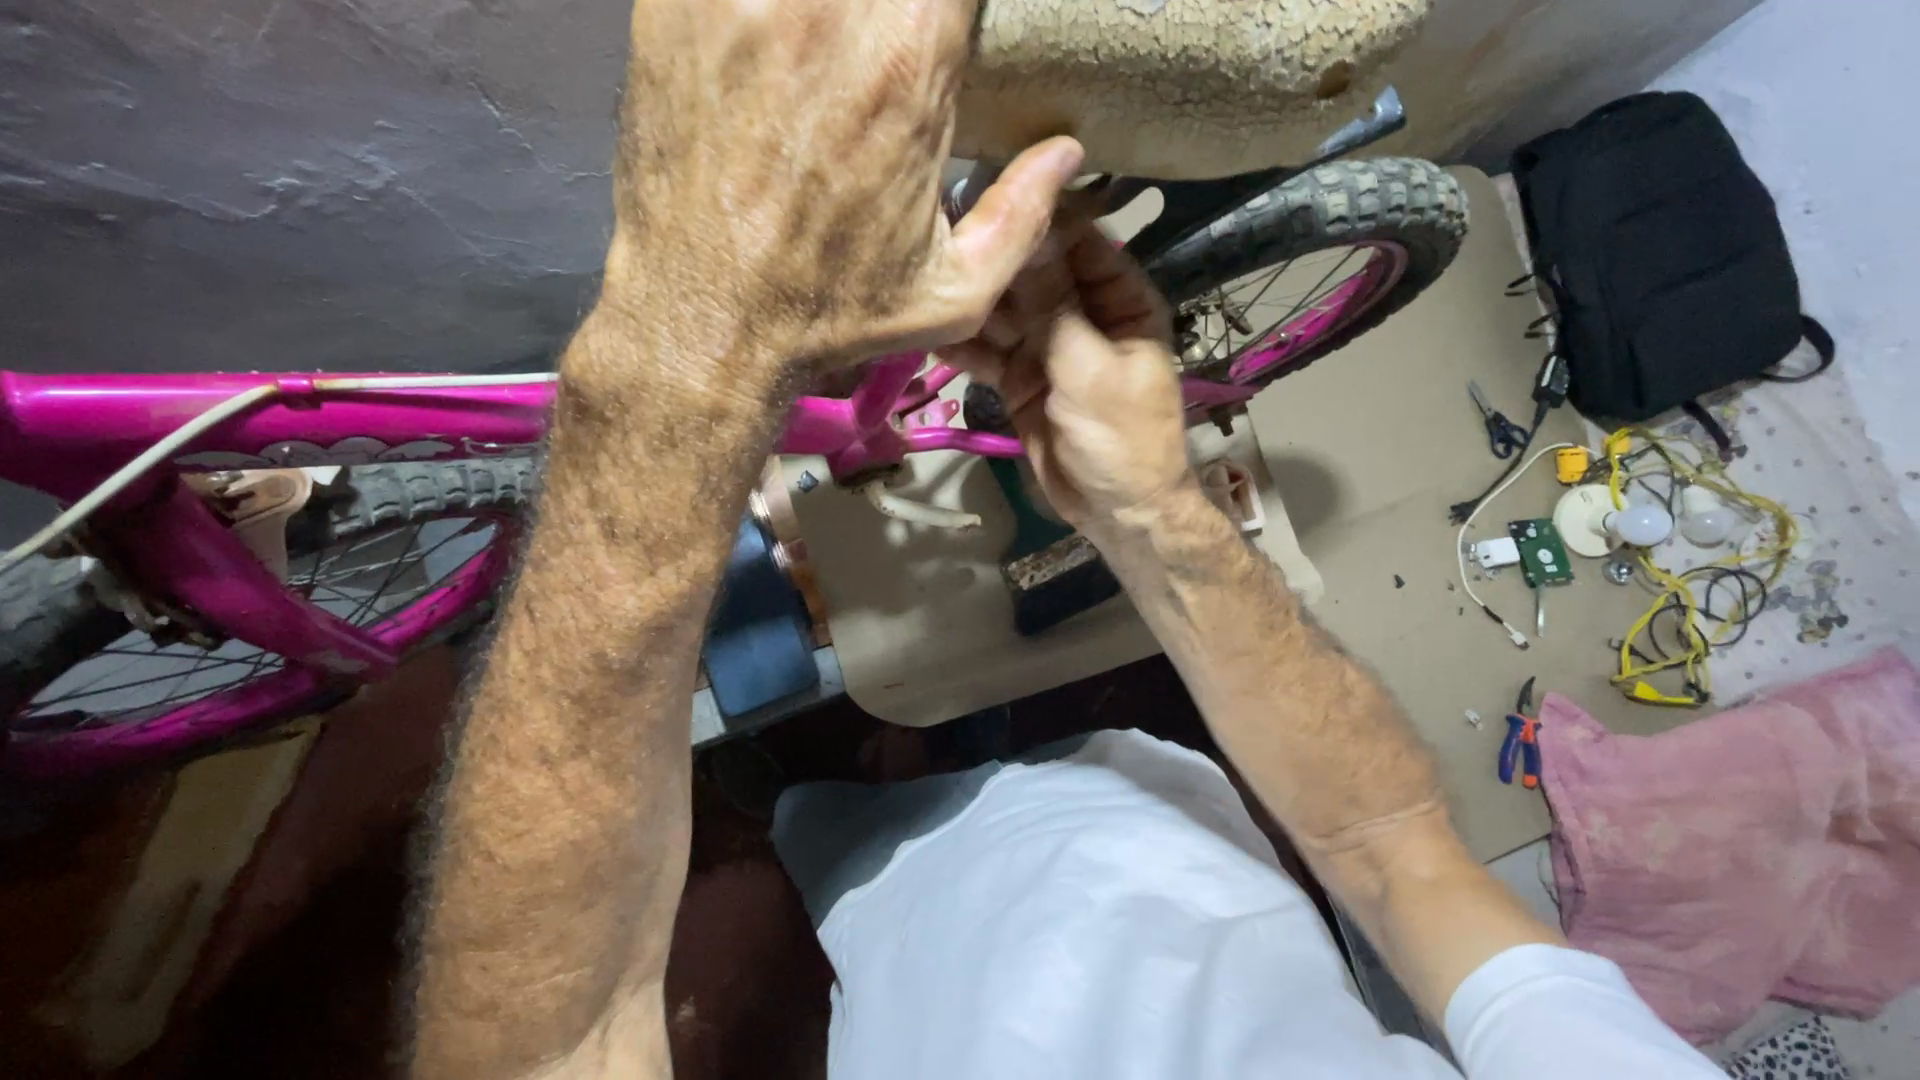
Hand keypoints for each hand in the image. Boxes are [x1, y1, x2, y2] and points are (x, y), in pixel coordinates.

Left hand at [602, 0, 1085, 368]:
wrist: (705, 323)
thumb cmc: (829, 315)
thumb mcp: (954, 293)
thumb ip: (1022, 215)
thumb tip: (1065, 155)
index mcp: (909, 67)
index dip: (949, 7)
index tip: (944, 32)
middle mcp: (827, 12)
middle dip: (896, 10)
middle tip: (885, 45)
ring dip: (831, 11)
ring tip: (828, 50)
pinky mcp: (673, 8)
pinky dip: (756, 6)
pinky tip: (768, 36)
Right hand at [940, 221, 1193, 531]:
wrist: (1116, 510)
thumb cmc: (1123, 438)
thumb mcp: (1090, 369)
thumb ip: (1055, 306)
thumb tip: (1030, 233)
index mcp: (1120, 300)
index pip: (1080, 240)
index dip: (1040, 216)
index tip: (990, 187)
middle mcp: (1082, 314)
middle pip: (1033, 272)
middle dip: (993, 255)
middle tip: (937, 226)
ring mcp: (1047, 347)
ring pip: (1003, 311)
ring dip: (969, 297)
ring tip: (922, 269)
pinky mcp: (1019, 379)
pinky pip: (986, 352)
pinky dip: (960, 344)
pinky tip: (925, 326)